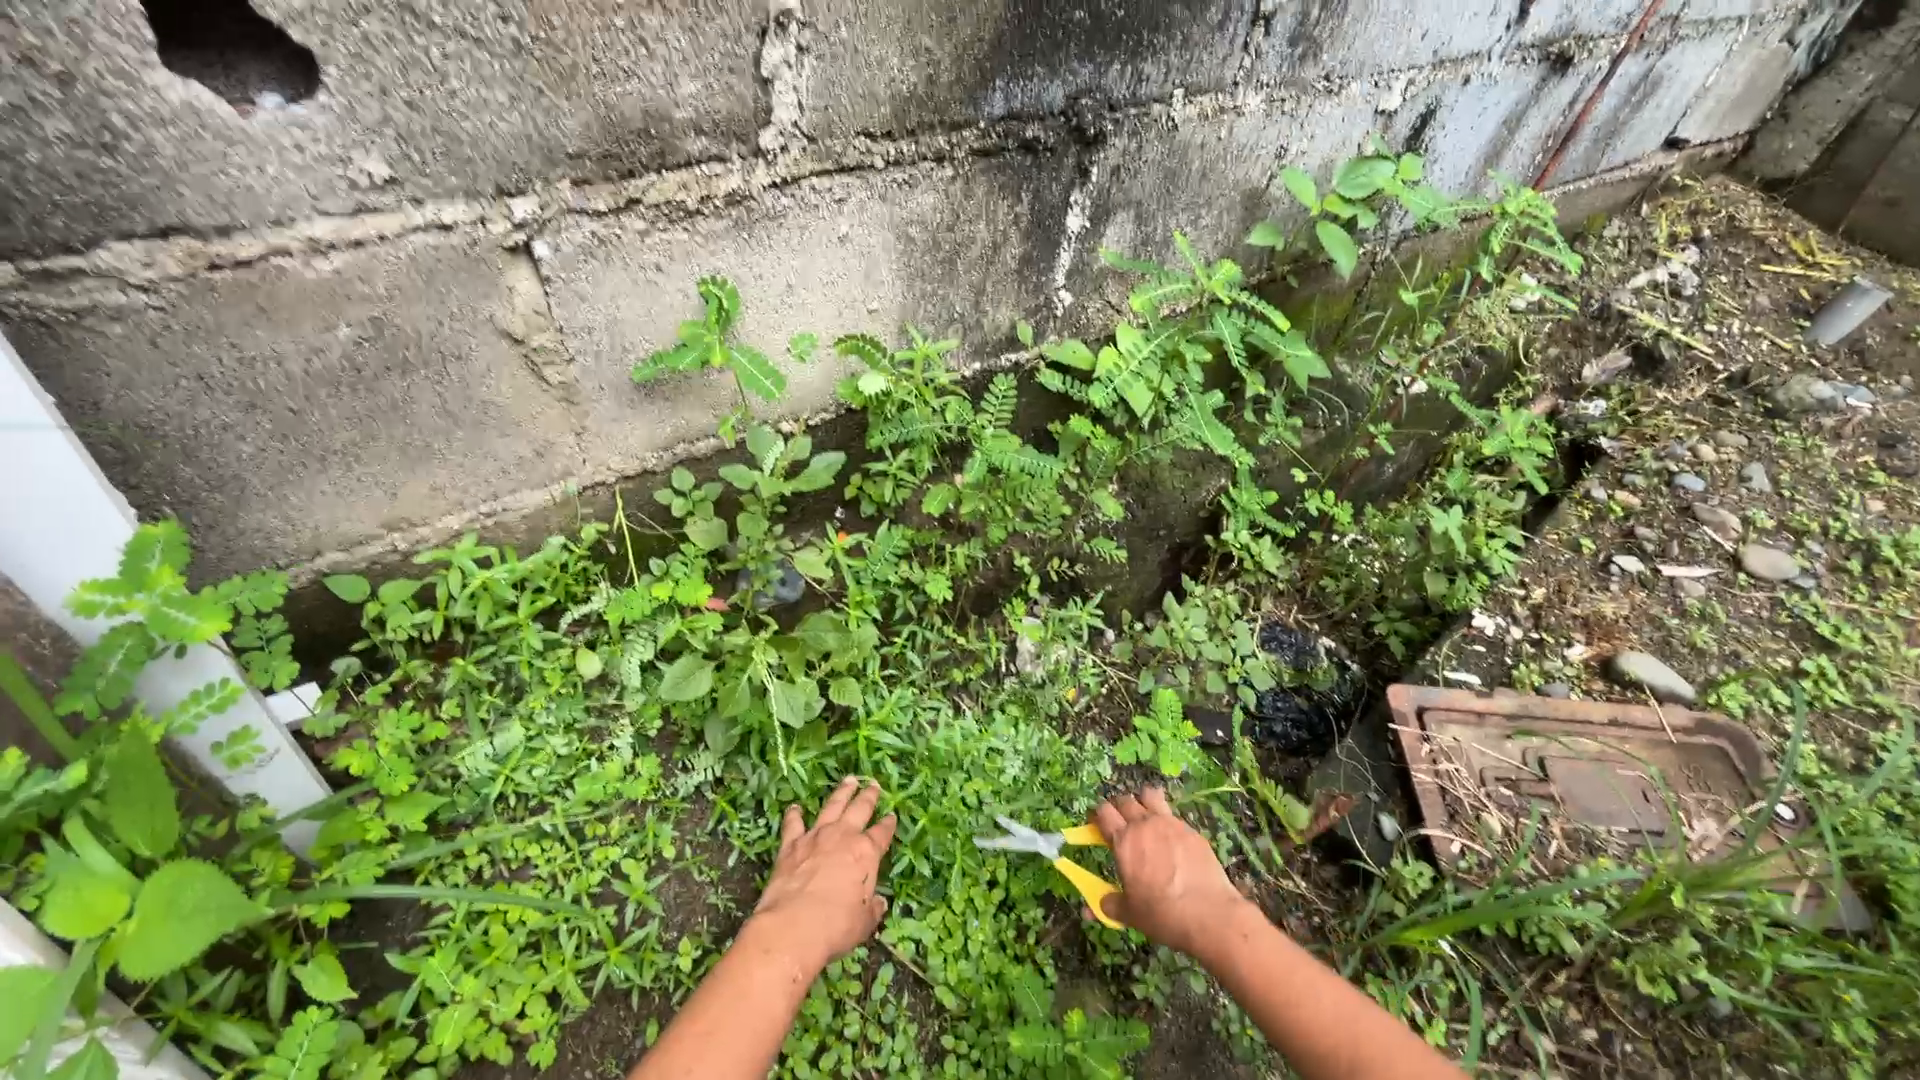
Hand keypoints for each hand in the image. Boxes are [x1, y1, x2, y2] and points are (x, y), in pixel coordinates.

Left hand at [747, 777, 897, 973]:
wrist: (792, 926)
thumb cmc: (836, 926)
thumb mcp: (864, 923)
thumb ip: (872, 909)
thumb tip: (878, 903)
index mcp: (866, 853)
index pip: (882, 833)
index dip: (888, 824)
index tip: (892, 816)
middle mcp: (843, 837)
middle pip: (859, 809)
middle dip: (868, 796)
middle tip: (873, 784)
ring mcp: (815, 838)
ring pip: (831, 807)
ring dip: (841, 793)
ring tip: (848, 780)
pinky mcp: (790, 845)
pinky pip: (793, 824)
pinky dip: (794, 815)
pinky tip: (795, 807)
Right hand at [1090, 786, 1252, 956]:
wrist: (1209, 915)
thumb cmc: (1162, 914)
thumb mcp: (1130, 914)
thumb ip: (1110, 904)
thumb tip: (1095, 908)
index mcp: (1124, 841)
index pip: (1103, 812)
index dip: (1097, 816)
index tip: (1097, 824)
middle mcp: (1145, 824)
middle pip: (1125, 800)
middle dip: (1119, 808)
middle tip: (1121, 824)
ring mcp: (1171, 824)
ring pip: (1151, 795)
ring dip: (1144, 802)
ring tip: (1146, 819)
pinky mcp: (1192, 831)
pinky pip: (1174, 816)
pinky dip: (1168, 822)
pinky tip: (1173, 843)